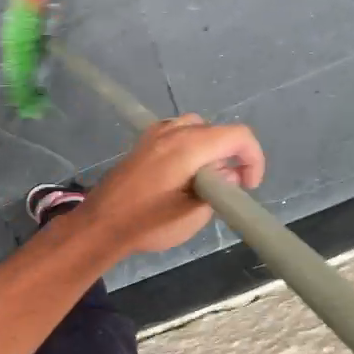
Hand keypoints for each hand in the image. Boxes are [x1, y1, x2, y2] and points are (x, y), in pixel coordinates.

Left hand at [78, 115, 265, 256]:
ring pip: (195, 129)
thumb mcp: (193, 214)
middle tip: (231, 185)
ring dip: (209, 149)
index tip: (249, 185)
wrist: (100, 224)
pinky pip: (175, 135)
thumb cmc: (148, 223)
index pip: (238, 135)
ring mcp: (153, 135)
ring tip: (208, 179)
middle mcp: (172, 131)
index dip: (253, 157)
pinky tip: (184, 174)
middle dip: (231, 154)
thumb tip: (227, 174)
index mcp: (189, 145)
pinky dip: (189, 148)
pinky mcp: (141, 145)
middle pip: (217, 130)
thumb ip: (218, 190)